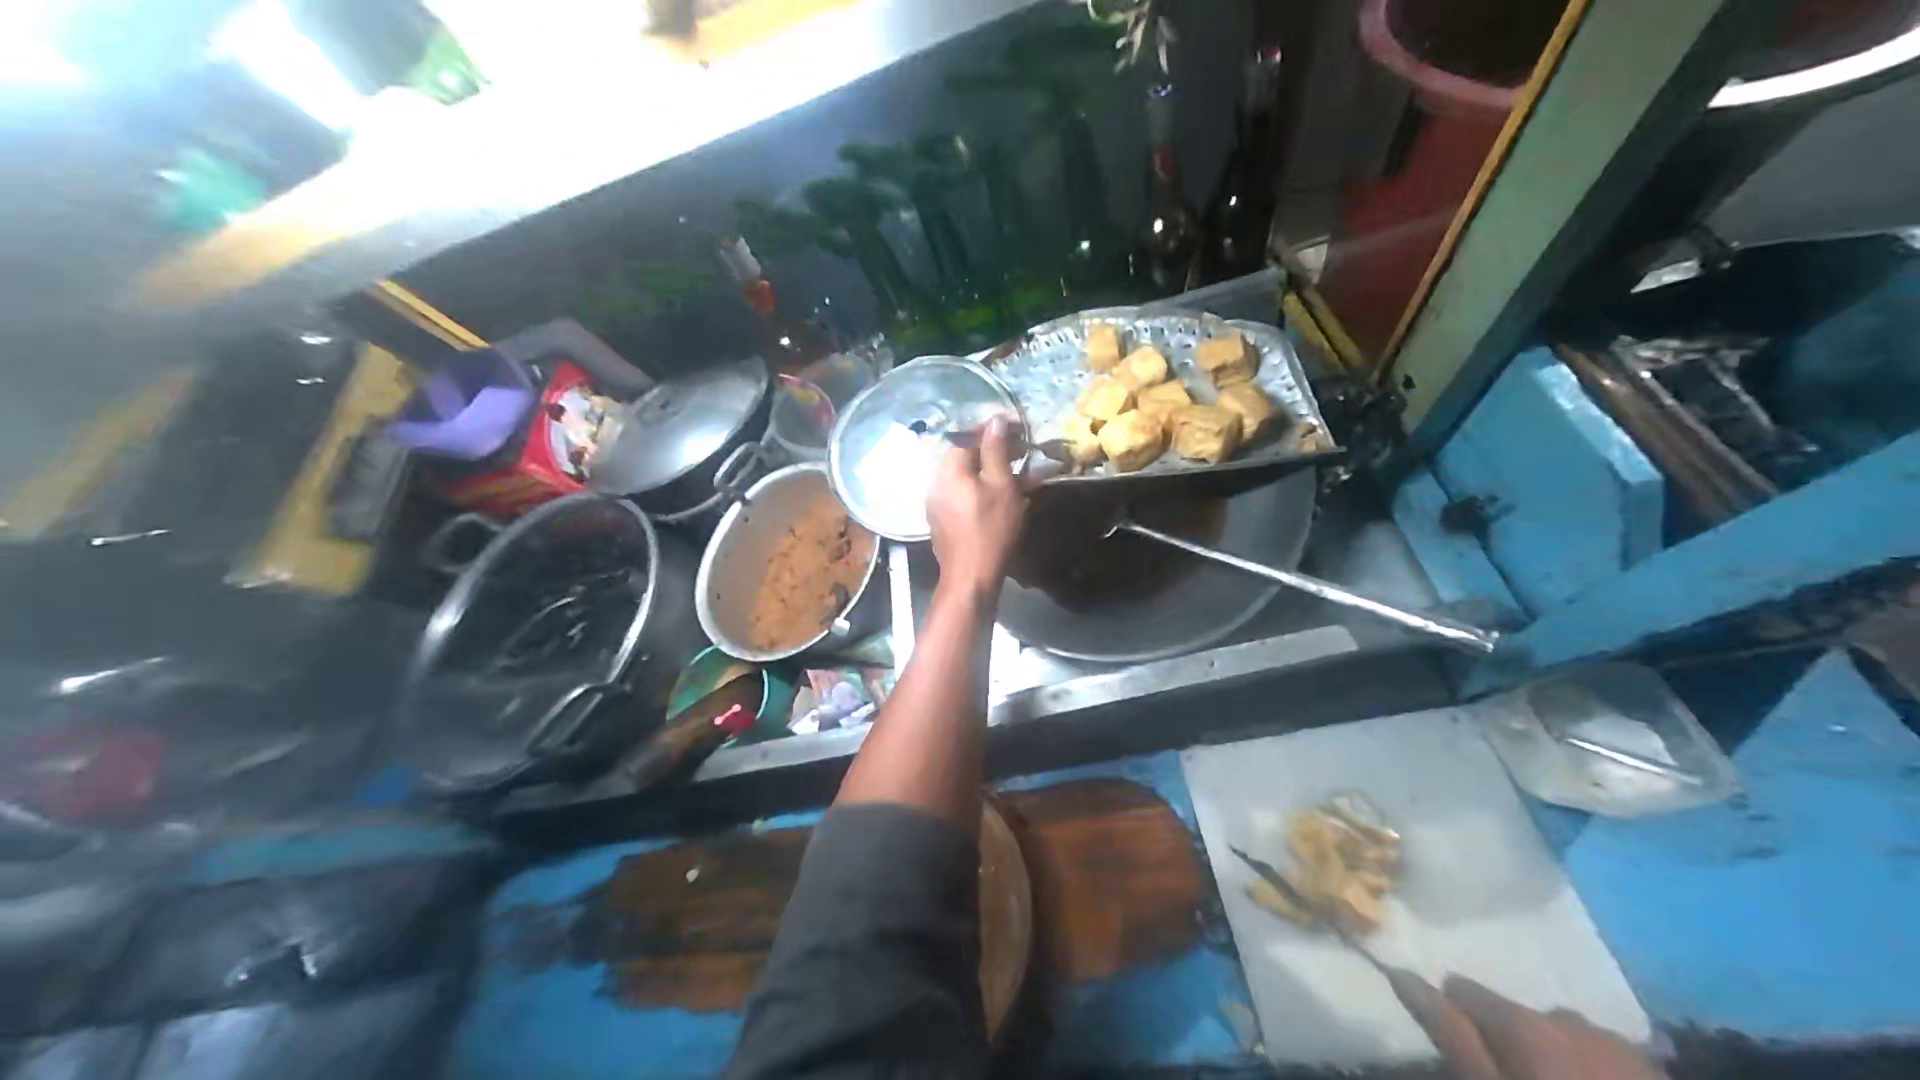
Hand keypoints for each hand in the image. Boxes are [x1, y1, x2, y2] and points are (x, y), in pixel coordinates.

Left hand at [927, 415, 1027, 595]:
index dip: (994, 430)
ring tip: (1024, 481)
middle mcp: (937, 481)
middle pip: (968, 457)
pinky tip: (1007, 501)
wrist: (971, 576)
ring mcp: (938, 503)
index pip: (969, 436)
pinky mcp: (943, 520)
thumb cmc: (990, 528)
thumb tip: (996, 420)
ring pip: (970, 478)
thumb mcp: (1001, 485)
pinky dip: (986, 492)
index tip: (1019, 430)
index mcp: (948, 469)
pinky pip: (966, 496)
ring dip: (996, 475)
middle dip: (998, 454)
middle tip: (1024, 455)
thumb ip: (997, 450)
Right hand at [1397, 974, 1665, 1079]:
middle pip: (1519, 1013)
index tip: (1462, 1052)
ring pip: (1569, 1034)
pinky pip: (1611, 1056)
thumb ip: (1449, 1033)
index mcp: (1524, 1022)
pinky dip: (1597, 1070)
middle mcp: (1570, 1018)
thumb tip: (1400, 972)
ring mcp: (1623, 1047)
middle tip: (1515, 1079)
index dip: (1454, 1017)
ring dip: (1559, 1055)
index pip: (1461, 988)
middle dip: (1512, 1039)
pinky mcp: (1659, 1074)